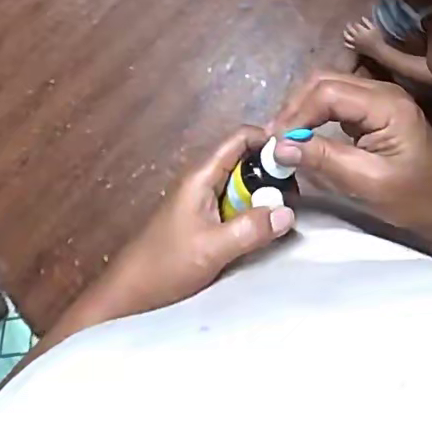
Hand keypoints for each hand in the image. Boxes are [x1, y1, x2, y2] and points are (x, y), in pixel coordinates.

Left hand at [79, 127, 294, 324]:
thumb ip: (251, 229)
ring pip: (241, 183)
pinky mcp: (205, 218)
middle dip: (270, 168)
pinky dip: (254, 208)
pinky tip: (268, 224)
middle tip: (300, 188)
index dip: (266, 139)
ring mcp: (203, 199)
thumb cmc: (167, 265)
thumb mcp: (213, 248)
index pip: (238, 139)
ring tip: (291, 207)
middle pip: (243, 159)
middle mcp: (203, 179)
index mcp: (201, 175)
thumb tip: (289, 211)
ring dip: (264, 191)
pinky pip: (235, 203)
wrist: (132, 293)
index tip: (296, 154)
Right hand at [269, 73, 431, 252]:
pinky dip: (312, 112)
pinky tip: (301, 133)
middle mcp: (381, 90)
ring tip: (284, 137)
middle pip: (323, 81)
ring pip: (325, 86)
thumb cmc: (417, 200)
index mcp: (386, 104)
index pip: (328, 92)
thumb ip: (323, 160)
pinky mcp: (372, 108)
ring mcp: (378, 96)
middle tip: (274, 139)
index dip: (296, 114)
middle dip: (294, 107)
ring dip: (300, 108)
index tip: (275, 142)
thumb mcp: (368, 184)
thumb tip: (279, 147)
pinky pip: (334, 99)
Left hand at [343, 17, 383, 55]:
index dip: (355, 23)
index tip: (355, 22)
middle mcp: (357, 36)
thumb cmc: (378, 38)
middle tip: (348, 24)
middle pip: (350, 29)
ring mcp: (355, 43)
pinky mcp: (355, 49)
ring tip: (344, 31)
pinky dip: (345, 43)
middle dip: (348, 26)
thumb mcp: (375, 29)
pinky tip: (345, 41)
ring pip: (347, 37)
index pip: (356, 25)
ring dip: (345, 33)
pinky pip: (348, 46)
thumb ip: (368, 23)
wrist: (378, 50)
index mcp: (362, 31)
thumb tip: (362, 17)